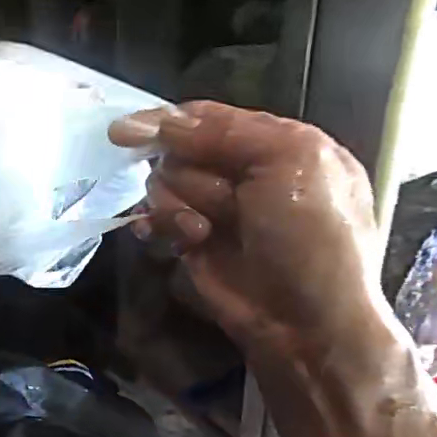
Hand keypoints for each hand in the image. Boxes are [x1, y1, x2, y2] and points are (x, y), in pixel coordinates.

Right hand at [109, 102, 391, 363]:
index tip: (125, 132)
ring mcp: (213, 207)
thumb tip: (157, 122)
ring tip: (204, 233)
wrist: (303, 318)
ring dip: (178, 208)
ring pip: (162, 186)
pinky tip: (165, 237)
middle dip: (189, 176)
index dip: (166, 122)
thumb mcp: (288, 164)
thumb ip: (226, 133)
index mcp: (275, 143)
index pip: (207, 118)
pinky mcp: (190, 239)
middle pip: (177, 152)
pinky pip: (153, 218)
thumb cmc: (310, 236)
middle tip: (221, 203)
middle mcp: (241, 170)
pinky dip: (155, 225)